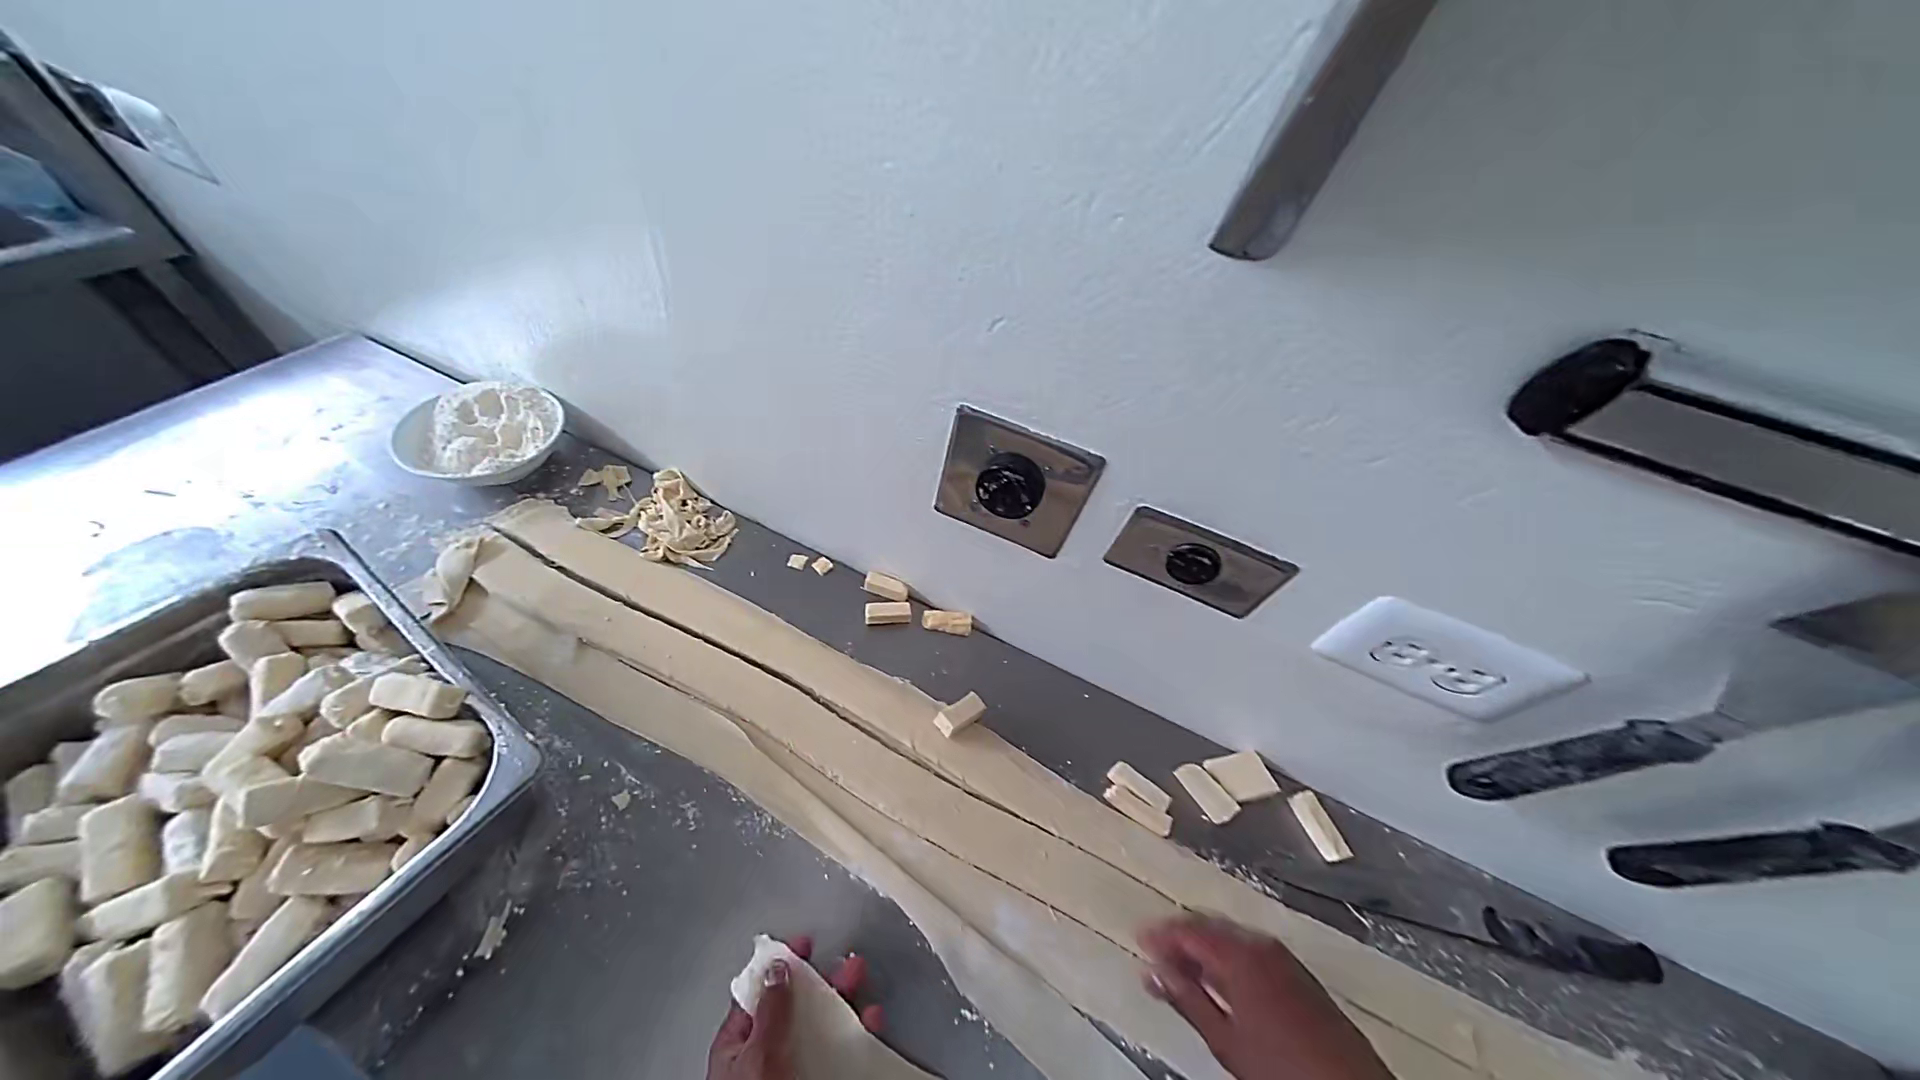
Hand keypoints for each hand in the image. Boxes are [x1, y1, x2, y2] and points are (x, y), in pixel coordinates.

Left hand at [706, 936, 883, 1079]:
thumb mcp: (757, 1054)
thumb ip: (769, 1010)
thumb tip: (777, 965)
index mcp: (739, 1042)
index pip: (759, 991)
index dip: (781, 964)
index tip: (804, 944)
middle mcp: (766, 1052)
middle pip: (797, 1003)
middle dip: (824, 980)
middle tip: (847, 964)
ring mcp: (792, 1067)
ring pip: (821, 1023)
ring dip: (845, 999)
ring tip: (862, 983)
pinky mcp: (817, 1079)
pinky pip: (839, 1050)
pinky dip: (857, 1032)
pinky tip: (870, 1022)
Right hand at [1141, 917, 1393, 1079]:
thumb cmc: (1285, 1068)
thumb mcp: (1223, 1038)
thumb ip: (1185, 998)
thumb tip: (1153, 971)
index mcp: (1238, 954)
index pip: (1187, 929)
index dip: (1159, 934)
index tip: (1140, 941)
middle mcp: (1260, 945)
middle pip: (1208, 927)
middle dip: (1180, 938)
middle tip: (1157, 955)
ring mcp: (1281, 956)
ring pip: (1229, 937)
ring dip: (1203, 948)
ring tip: (1184, 971)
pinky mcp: (1296, 971)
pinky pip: (1250, 949)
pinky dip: (1228, 956)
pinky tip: (1220, 981)